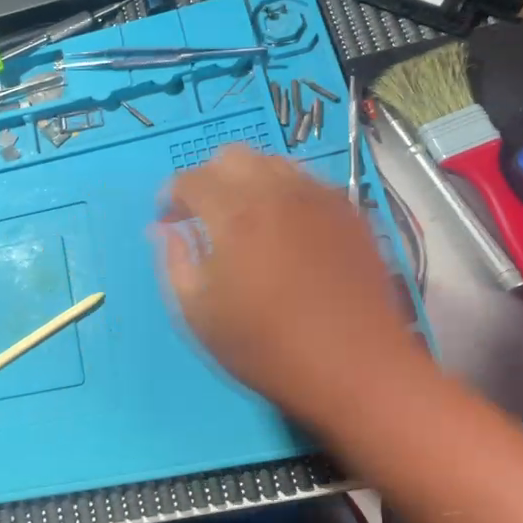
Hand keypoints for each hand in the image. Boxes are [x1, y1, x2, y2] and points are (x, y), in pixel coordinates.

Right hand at [153, 145, 433, 421]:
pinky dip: (285, 194)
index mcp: (234, 214)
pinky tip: (285, 232)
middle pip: (232, 156)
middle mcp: (277, 191)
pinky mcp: (350, 212)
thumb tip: (166, 231)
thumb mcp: (199, 315)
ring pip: (273, 163)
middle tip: (204, 217)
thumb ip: (175, 262)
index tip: (169, 223)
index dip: (171, 198)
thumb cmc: (267, 348)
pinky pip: (307, 183)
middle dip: (209, 179)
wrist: (356, 367)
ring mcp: (319, 197)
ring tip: (246, 222)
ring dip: (248, 182)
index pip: (189, 180)